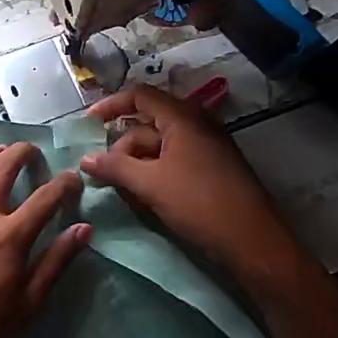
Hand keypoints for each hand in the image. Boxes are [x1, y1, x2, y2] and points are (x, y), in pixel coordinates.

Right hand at [79, 84, 303, 280]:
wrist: (252, 240)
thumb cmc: (200, 204)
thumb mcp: (151, 184)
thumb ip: (115, 167)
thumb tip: (85, 159)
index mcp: (183, 118)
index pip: (140, 96)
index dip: (111, 105)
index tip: (87, 124)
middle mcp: (196, 124)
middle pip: (147, 125)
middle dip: (121, 147)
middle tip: (102, 173)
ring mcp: (206, 147)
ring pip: (159, 148)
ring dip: (136, 166)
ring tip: (122, 192)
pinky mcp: (211, 169)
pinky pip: (174, 163)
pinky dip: (154, 175)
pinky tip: (144, 200)